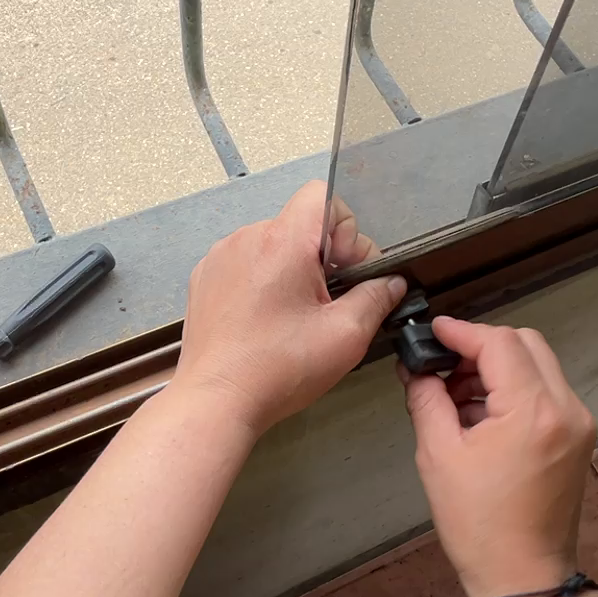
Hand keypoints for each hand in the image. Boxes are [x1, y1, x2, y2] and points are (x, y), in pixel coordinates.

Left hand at [173, 181, 405, 434]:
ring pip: (274, 246)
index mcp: (282, 242)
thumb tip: (391, 283)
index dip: (346, 231)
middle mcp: (246, 239)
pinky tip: (268, 321)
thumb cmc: (273, 370)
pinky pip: (247, 264)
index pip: (322, 196)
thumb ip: (377, 299)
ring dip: (293, 272)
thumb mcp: (345, 336)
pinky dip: (263, 284)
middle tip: (328, 303)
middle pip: (300, 225)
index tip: (346, 271)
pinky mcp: (207, 279)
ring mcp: (221, 258)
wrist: (216, 400)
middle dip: (323, 258)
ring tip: (295, 317)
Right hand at [401, 318, 597, 596]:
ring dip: (496, 368)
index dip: (460, 332)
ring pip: (537, 365)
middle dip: (480, 347)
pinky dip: (512, 390)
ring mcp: (578, 423)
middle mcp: (567, 407)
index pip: (499, 343)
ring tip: (454, 397)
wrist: (524, 578)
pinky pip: (545, 392)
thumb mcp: (438, 454)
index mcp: (533, 410)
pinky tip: (479, 415)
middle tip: (442, 368)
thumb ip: (426, 399)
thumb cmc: (476, 522)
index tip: (430, 333)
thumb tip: (416, 369)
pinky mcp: (578, 438)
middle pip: (525, 343)